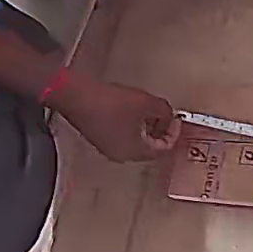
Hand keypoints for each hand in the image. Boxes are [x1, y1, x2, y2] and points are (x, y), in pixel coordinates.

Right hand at [52, 77, 179, 160]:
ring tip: (151, 112)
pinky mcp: (98, 138)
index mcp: (136, 152)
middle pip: (150, 149)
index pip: (163, 149)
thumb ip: (164, 110)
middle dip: (160, 132)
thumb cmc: (110, 102)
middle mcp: (122, 155)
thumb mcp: (146, 103)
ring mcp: (108, 148)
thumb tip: (169, 114)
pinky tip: (132, 112)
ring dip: (147, 129)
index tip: (176, 119)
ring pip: (136, 143)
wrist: (76, 96)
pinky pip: (123, 137)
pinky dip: (132, 128)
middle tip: (166, 117)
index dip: (173, 133)